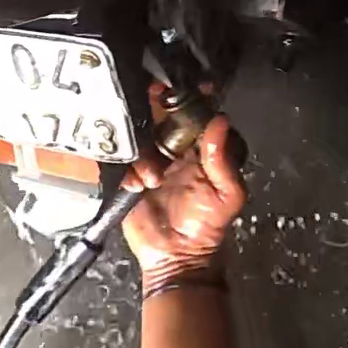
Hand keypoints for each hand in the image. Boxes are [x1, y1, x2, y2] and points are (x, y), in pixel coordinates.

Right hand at [122, 113, 246, 293]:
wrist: (176, 258)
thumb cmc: (207, 225)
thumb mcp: (228, 194)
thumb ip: (224, 160)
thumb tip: (220, 120)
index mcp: (197, 143)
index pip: (191, 109)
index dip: (184, 95)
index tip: (175, 89)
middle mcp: (170, 144)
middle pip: (157, 114)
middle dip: (152, 112)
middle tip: (153, 128)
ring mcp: (146, 158)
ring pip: (136, 134)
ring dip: (141, 151)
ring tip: (153, 178)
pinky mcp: (126, 175)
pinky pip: (119, 159)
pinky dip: (127, 170)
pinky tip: (138, 186)